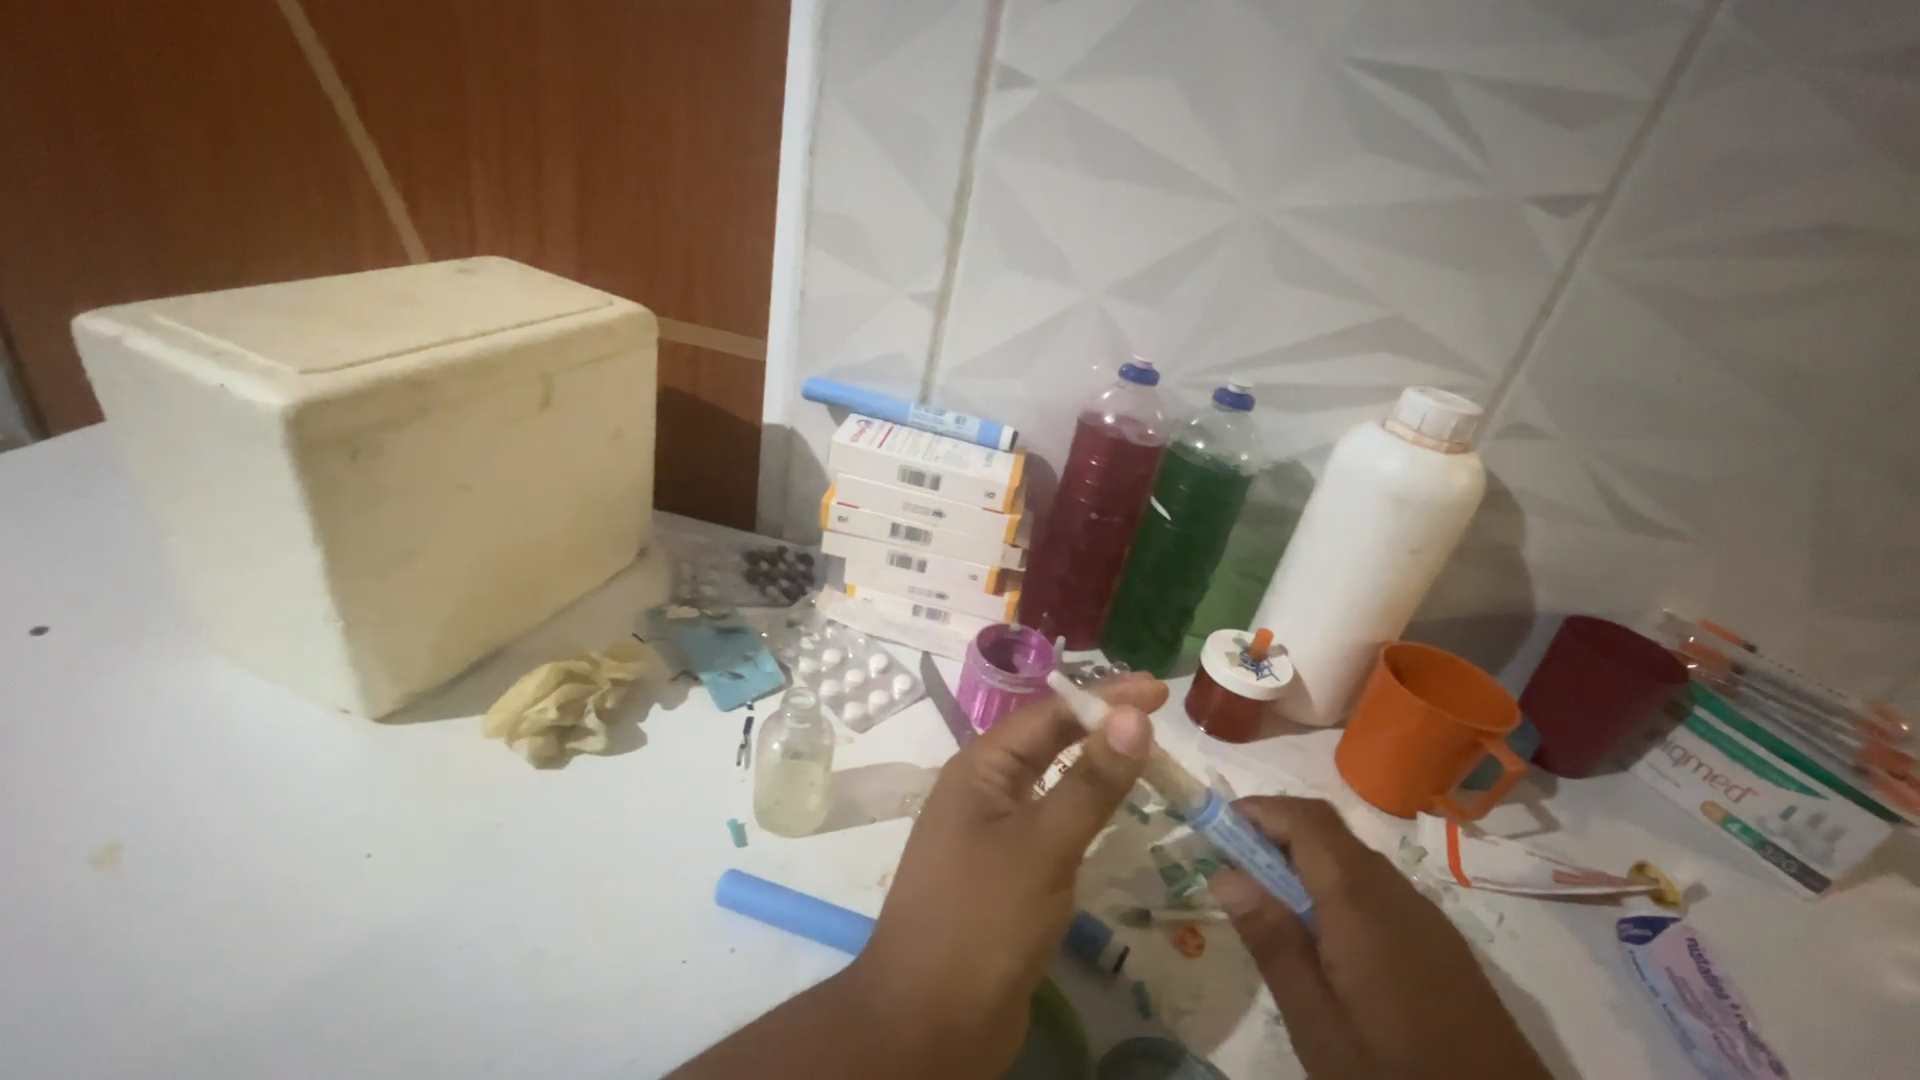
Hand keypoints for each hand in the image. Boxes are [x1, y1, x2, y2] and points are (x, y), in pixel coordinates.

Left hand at [848, 673, 1168, 1077]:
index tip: (1159, 691)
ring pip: (1050, 785)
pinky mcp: (1005, 876)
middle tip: (1158, 716)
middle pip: (1047, 742)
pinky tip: (1110, 815)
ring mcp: (991, 835)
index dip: (1104, 698)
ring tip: (1143, 756)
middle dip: (1099, 725)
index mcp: (980, 769)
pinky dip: (1084, 811)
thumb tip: (1134, 715)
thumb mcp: (1044, 843)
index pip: (1048, 714)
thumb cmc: (983, 918)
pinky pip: (1050, 825)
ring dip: (1093, 767)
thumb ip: (1091, 781)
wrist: (930, 1019)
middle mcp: (982, 792)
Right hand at [1209, 797, 1550, 1079]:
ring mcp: (1424, 914)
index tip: (1217, 828)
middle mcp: (1394, 891)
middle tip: (1234, 871)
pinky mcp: (1440, 941)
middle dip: (1275, 834)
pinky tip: (1326, 940)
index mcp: (1358, 900)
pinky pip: (1377, 889)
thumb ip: (1272, 942)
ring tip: (1271, 908)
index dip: (1260, 809)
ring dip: (1305, 862)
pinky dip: (1336, 888)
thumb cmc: (1394, 1071)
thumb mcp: (1315, 1021)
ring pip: (1353, 859)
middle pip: (1328, 832)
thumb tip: (1226, 875)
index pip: (1306, 819)